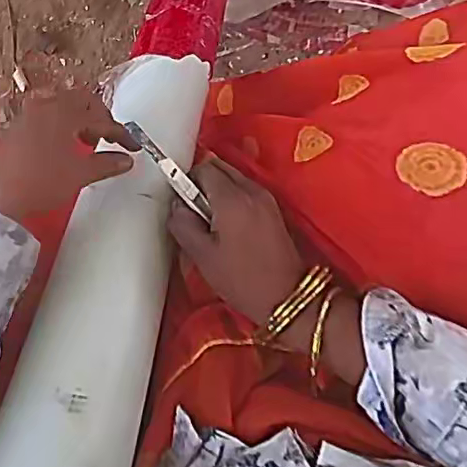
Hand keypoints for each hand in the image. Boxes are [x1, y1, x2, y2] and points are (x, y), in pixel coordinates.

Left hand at [0, 90, 134, 220]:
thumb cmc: (40, 181)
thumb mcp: (79, 174)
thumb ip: (106, 163)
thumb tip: (125, 160)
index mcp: (64, 112)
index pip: (100, 117)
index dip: (120, 133)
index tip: (132, 147)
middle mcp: (46, 106)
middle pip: (82, 101)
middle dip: (100, 117)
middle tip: (110, 138)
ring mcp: (29, 114)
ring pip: (63, 106)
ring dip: (80, 120)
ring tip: (89, 143)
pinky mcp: (19, 125)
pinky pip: (49, 115)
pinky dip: (64, 124)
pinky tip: (66, 146)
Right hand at [164, 155, 304, 325]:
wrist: (289, 299)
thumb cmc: (242, 279)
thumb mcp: (202, 256)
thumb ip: (182, 224)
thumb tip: (177, 207)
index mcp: (232, 199)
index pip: (203, 169)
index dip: (187, 181)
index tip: (183, 204)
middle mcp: (251, 191)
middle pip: (220, 167)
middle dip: (202, 181)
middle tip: (195, 210)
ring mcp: (266, 198)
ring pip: (233, 177)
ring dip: (218, 189)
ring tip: (212, 220)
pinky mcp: (273, 209)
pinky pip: (245, 189)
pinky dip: (233, 197)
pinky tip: (229, 225)